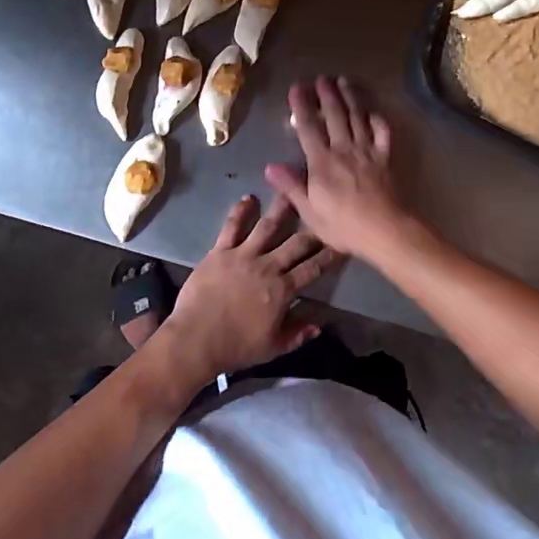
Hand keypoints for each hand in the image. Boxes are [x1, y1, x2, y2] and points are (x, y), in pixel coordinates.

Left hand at [154, 194, 338, 382]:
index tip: (342, 243)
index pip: (313, 268)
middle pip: (296, 242)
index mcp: (283, 290)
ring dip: (281, 208)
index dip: (330, 255)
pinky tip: (248, 198)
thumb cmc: (236, 347)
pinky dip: (240, 211)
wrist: (195, 339)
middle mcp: (267, 266)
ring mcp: (243, 255)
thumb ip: (297, 334)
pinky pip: (232, 227)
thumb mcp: (273, 347)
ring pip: (267, 226)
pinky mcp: (219, 251)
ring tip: (291, 191)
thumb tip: (319, 325)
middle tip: (322, 212)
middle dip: (312, 228)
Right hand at [266, 76, 417, 261]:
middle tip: (322, 78)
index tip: (297, 88)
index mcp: (322, 162)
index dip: (302, 106)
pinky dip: (378, 121)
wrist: (385, 230)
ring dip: (350, 99)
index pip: (308, 128)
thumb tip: (270, 167)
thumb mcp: (309, 212)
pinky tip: (373, 113)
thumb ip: (291, 186)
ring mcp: (367, 152)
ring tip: (343, 82)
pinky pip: (382, 134)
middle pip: (335, 116)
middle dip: (327, 95)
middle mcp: (344, 150)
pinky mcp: (385, 159)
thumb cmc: (343, 225)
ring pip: (357, 118)